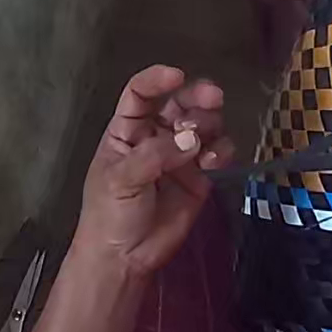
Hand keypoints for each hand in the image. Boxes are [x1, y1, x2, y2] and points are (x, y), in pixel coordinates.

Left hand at [76, 66, 233, 279]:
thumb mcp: (120, 180)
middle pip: (177, 104)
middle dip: (195, 96)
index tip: (176, 75)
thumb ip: (154, 157)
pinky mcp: (198, 177)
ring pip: (201, 125)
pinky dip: (221, 149)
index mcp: (126, 131)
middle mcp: (154, 136)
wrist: (125, 257)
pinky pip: (216, 153)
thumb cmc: (110, 213)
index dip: (156, 80)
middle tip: (212, 97)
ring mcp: (178, 155)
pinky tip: (214, 160)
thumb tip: (191, 140)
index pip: (140, 94)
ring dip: (208, 123)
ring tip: (203, 143)